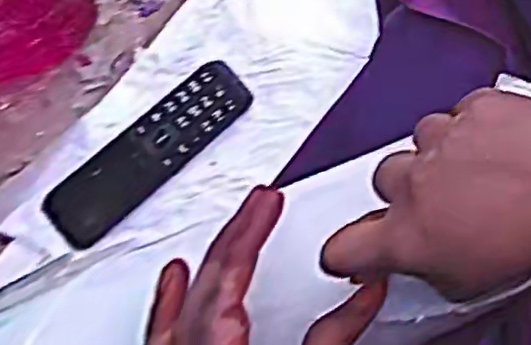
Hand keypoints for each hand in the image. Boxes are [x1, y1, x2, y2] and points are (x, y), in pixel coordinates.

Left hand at [146, 187, 386, 344]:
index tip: (268, 199)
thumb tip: (370, 288)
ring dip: (195, 275)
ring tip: (211, 240)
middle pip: (203, 292)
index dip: (247, 236)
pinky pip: (160, 342)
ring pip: (170, 321)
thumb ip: (333, 336)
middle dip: (232, 241)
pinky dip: (164, 311)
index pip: (226, 285)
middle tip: (259, 202)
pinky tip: (171, 284)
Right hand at [321, 90, 530, 300]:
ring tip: (477, 158)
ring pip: (424, 135)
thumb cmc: (529, 232)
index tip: (364, 242)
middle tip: (442, 191)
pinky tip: (498, 135)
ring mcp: (444, 137)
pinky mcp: (474, 104)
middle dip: (408, 182)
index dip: (351, 247)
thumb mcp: (466, 280)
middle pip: (385, 175)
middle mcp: (415, 180)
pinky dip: (475, 119)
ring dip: (442, 147)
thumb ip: (428, 266)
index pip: (343, 246)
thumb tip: (423, 258)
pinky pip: (462, 110)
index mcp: (405, 234)